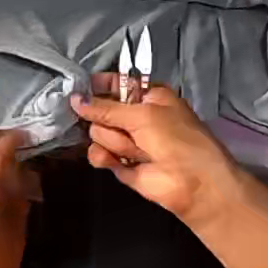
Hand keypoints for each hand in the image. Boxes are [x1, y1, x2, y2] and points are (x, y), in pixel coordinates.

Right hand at [72, 74, 252, 232]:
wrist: (193, 183)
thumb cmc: (176, 139)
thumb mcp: (143, 115)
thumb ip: (105, 108)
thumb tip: (73, 99)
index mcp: (147, 97)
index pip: (114, 84)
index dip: (97, 86)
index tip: (79, 89)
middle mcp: (134, 116)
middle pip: (99, 110)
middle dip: (108, 120)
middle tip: (128, 129)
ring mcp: (125, 140)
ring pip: (96, 132)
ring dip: (114, 141)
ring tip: (137, 151)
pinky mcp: (117, 163)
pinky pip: (96, 154)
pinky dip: (103, 157)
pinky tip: (114, 161)